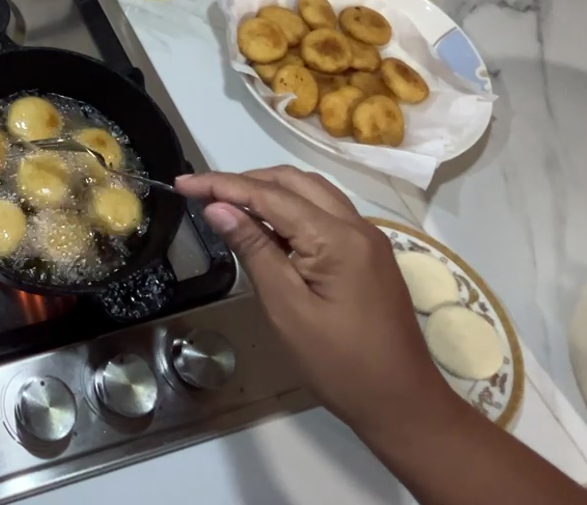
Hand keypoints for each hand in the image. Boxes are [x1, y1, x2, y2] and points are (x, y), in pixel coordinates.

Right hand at [174, 166, 464, 436]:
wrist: (404, 405)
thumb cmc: (339, 363)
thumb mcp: (285, 307)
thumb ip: (252, 249)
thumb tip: (217, 207)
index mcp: (336, 238)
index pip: (268, 195)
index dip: (221, 185)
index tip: (182, 183)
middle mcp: (355, 226)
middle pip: (291, 181)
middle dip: (244, 180)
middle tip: (203, 194)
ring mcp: (366, 237)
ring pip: (309, 190)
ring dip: (267, 189)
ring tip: (229, 204)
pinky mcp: (367, 252)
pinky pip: (323, 209)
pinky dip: (289, 205)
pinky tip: (266, 226)